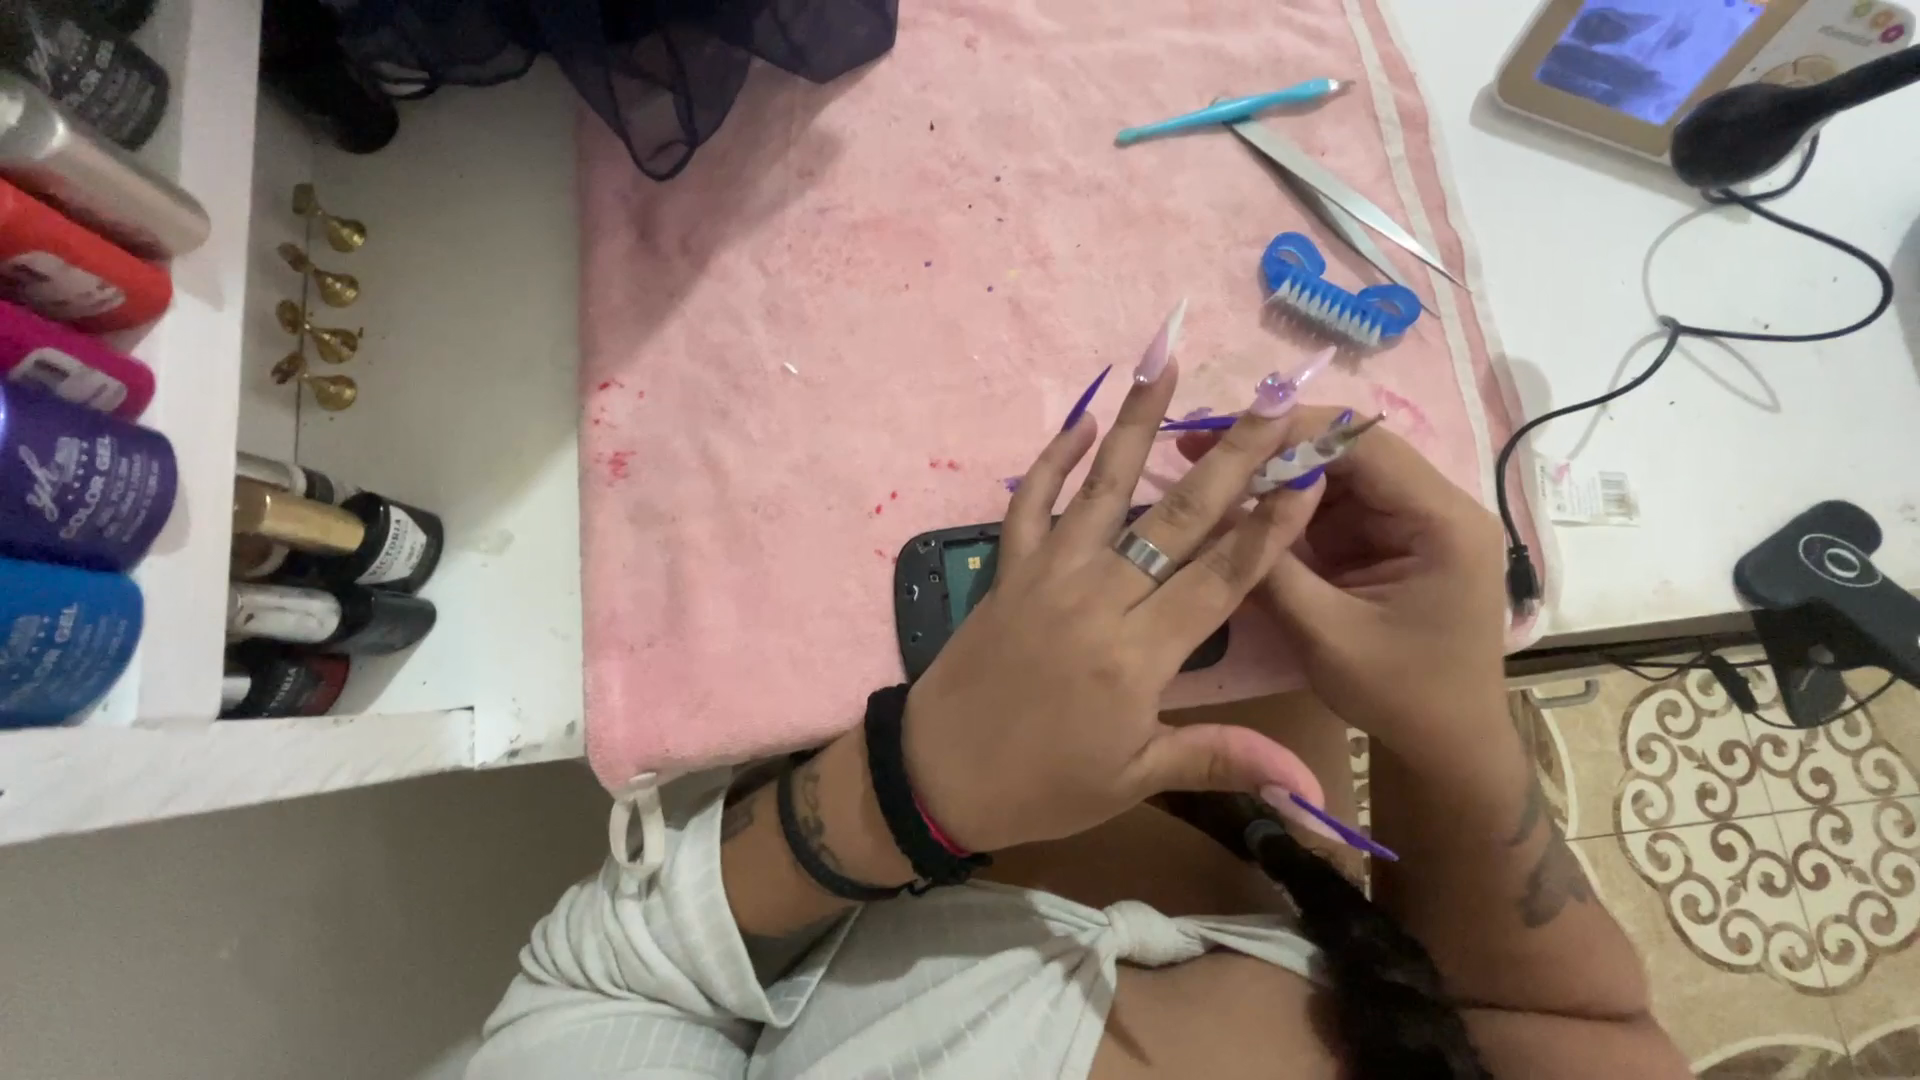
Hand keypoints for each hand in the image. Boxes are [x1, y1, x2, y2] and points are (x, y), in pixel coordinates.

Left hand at [901, 355, 1326, 853]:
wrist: (936, 775)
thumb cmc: (1041, 786)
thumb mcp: (1132, 780)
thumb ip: (1219, 758)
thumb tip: (1310, 784)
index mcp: (1137, 656)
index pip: (1221, 577)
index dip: (1269, 525)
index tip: (1308, 471)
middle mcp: (1096, 599)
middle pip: (1174, 518)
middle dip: (1230, 457)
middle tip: (1270, 399)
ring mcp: (1046, 576)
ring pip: (1101, 490)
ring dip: (1137, 426)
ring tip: (1166, 365)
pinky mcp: (1008, 570)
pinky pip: (1030, 504)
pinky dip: (1051, 462)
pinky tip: (1080, 423)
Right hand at [1178, 406, 1508, 754]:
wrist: (1446, 743)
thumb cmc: (1401, 694)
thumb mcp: (1325, 634)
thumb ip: (1269, 570)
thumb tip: (1210, 518)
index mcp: (1441, 522)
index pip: (1363, 446)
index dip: (1290, 432)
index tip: (1221, 434)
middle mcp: (1433, 508)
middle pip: (1347, 453)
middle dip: (1273, 448)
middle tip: (1199, 446)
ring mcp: (1409, 523)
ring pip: (1333, 476)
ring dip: (1273, 474)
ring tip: (1209, 470)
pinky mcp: (1385, 542)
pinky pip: (1330, 508)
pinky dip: (1283, 506)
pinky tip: (1239, 505)